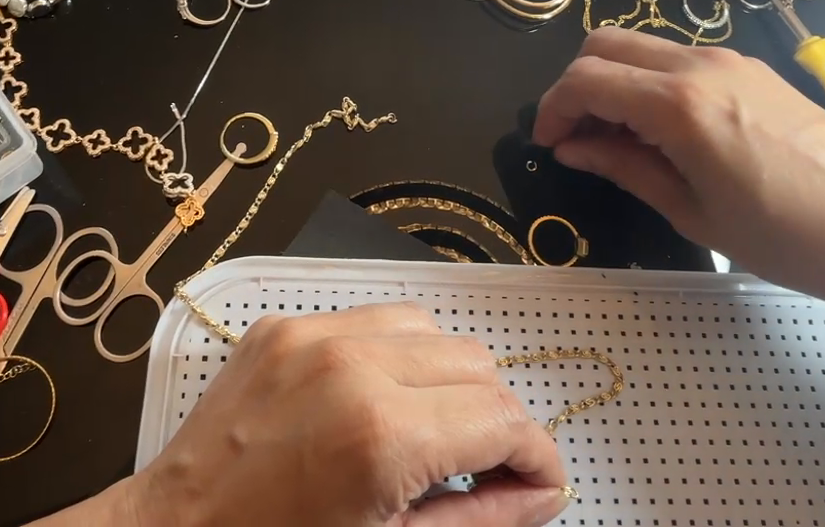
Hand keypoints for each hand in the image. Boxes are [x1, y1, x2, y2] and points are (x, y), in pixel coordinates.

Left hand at [128, 303, 570, 526]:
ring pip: (429, 328)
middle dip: (492, 418)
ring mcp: (312, 331)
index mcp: (380, 436)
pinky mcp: (283, 323)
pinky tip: (373, 398)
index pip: (503, 418)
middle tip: (478, 469)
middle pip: (476, 363)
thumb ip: (481, 522)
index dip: (538, 456)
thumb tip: (541, 489)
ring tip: (424, 429)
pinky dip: (393, 354)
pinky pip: (371, 318)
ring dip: (445, 377)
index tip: (539, 484)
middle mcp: (351, 362)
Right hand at [532, 28, 824, 309]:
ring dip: (614, 80)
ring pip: (643, 46)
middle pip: (606, 44)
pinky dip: (650, 81)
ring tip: (618, 138)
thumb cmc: (789, 239)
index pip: (585, 79)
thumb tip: (571, 147)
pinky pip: (680, 59)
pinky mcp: (755, 70)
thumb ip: (623, 166)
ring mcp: (732, 60)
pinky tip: (664, 131)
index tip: (547, 144)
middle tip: (576, 136)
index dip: (552, 108)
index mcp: (678, 102)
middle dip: (576, 84)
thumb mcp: (692, 211)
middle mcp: (700, 63)